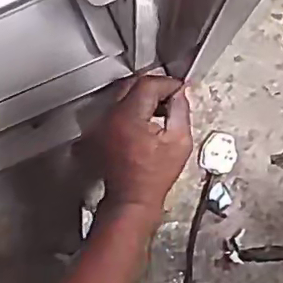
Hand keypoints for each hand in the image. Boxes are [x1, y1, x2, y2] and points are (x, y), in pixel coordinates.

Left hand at [99, 74, 191, 212]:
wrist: (132, 199)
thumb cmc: (153, 178)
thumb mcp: (180, 142)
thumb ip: (181, 111)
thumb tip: (180, 94)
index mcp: (129, 117)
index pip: (148, 84)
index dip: (168, 83)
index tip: (179, 89)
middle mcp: (110, 117)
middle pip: (133, 84)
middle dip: (155, 87)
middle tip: (172, 96)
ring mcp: (102, 124)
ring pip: (123, 95)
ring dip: (143, 97)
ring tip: (161, 110)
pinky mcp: (100, 131)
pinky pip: (116, 109)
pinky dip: (132, 108)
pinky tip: (146, 121)